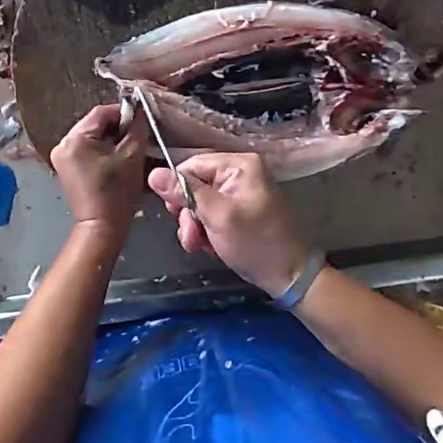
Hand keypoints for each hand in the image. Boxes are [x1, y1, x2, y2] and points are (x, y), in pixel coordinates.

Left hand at [50, 103, 150, 233]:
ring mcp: (61, 157)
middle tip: (136, 137)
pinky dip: (100, 151)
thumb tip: (139, 110)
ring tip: (127, 150)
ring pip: (90, 137)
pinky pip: (85, 150)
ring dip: (109, 140)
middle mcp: (62, 144)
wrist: (101, 227)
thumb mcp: (132, 156)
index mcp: (75, 138)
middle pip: (94, 124)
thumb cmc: (117, 192)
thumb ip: (137, 128)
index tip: (141, 121)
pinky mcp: (65, 168)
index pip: (101, 112)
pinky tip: (114, 161)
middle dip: (116, 128)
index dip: (124, 113)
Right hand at [148, 153, 309, 295]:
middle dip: (188, 213)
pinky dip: (205, 230)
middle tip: (192, 236)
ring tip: (200, 245)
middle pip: (193, 184)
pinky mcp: (238, 210)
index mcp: (239, 165)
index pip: (191, 165)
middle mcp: (239, 173)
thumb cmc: (256, 243)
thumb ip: (184, 192)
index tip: (175, 213)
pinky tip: (209, 245)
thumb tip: (152, 174)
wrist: (290, 277)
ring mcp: (239, 192)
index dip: (178, 188)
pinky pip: (210, 213)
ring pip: (198, 202)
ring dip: (194, 226)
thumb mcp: (217, 216)